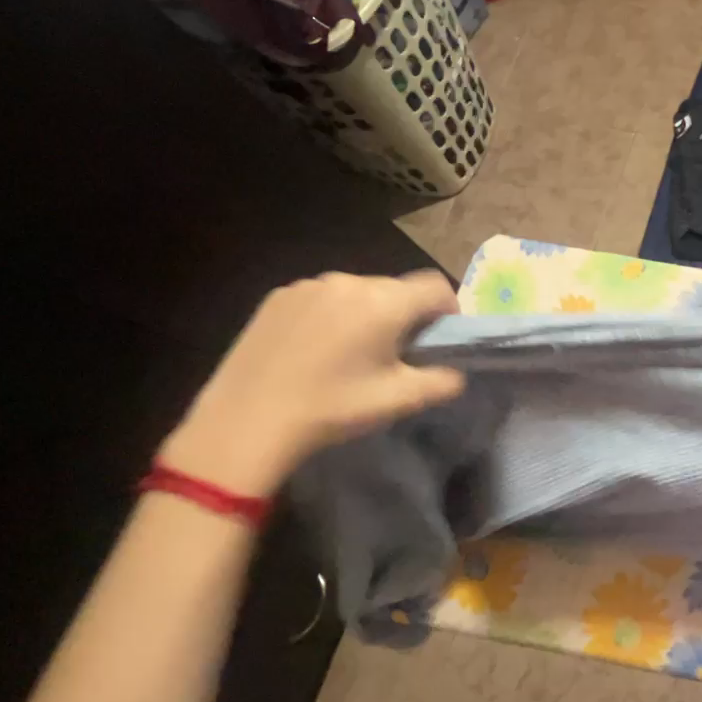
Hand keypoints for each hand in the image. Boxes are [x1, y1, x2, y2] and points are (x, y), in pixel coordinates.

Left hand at [159, 271, 465, 496]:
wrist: (246, 420)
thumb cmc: (334, 407)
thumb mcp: (401, 400)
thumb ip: (443, 381)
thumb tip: (454, 371)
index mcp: (384, 302)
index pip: (435, 286)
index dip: (448, 311)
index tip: (440, 341)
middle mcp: (348, 281)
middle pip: (396, 288)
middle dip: (406, 315)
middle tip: (398, 354)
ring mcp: (308, 286)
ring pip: (358, 293)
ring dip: (368, 315)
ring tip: (354, 354)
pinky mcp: (277, 298)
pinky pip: (323, 299)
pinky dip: (333, 317)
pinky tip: (318, 351)